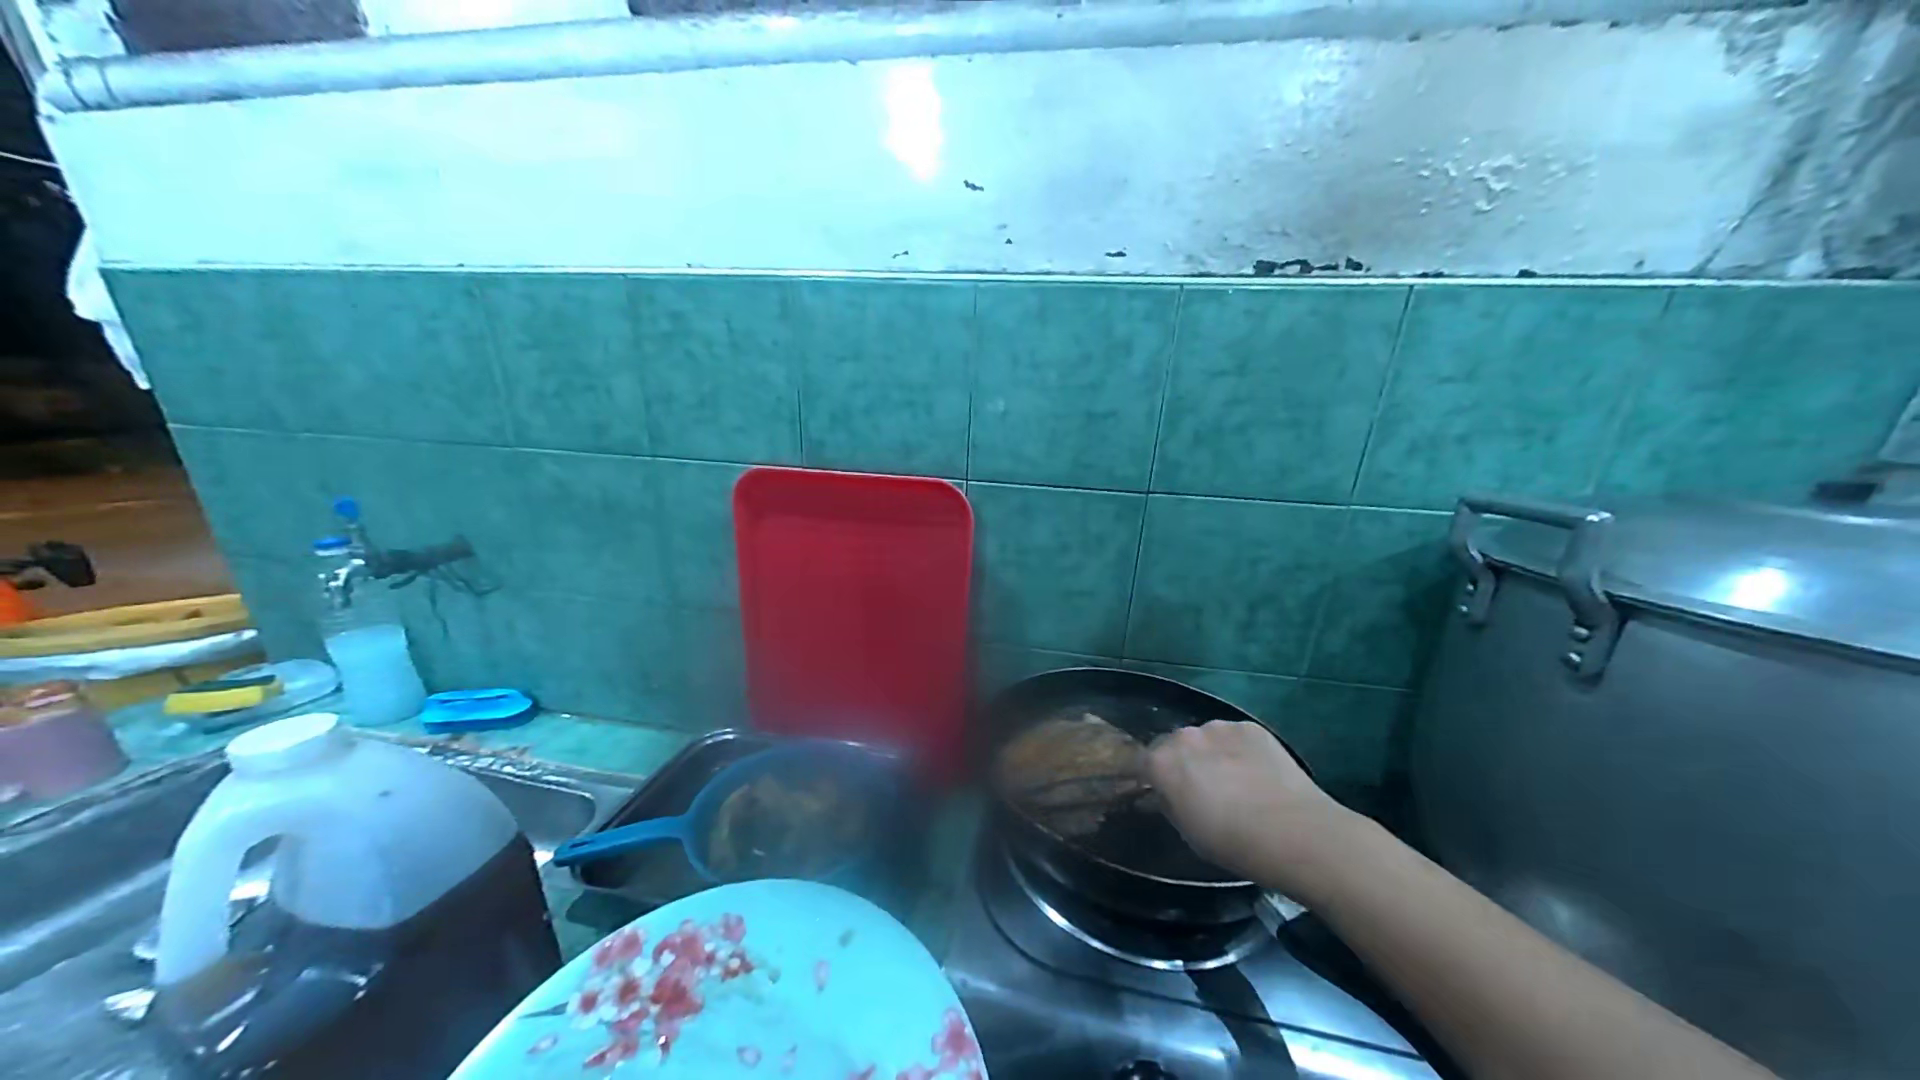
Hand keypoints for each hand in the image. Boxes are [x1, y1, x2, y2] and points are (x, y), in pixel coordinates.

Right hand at [1145, 721, 1363, 900]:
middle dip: (1183, 761)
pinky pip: (1236, 737)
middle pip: (1174, 744)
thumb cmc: (1233, 843)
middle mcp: (1184, 736)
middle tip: (1202, 789)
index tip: (1166, 793)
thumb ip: (1169, 805)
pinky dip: (1240, 750)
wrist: (1296, 833)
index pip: (1143, 761)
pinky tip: (1258, 773)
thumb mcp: (1188, 833)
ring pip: (1206, 738)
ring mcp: (1219, 726)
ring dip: (1211, 753)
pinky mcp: (1251, 727)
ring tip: (1235, 780)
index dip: (1154, 777)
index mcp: (1162, 762)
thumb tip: (1161, 795)